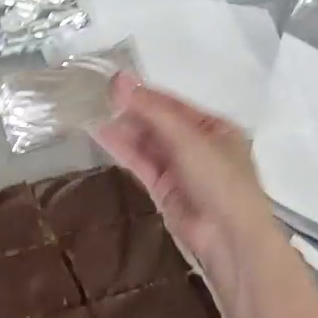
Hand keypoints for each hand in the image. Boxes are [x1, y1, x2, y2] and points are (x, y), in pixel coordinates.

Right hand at [92, 73, 282, 289]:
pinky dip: (121, 148)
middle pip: (157, 122)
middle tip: (94, 96)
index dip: (143, 93)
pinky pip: (139, 161)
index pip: (173, 104)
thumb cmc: (219, 181)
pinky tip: (100, 134)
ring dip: (121, 128)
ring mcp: (179, 166)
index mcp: (214, 127)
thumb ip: (151, 111)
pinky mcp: (162, 186)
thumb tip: (119, 80)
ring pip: (146, 142)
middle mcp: (197, 144)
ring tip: (90, 112)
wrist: (227, 237)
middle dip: (129, 111)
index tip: (111, 82)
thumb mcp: (188, 139)